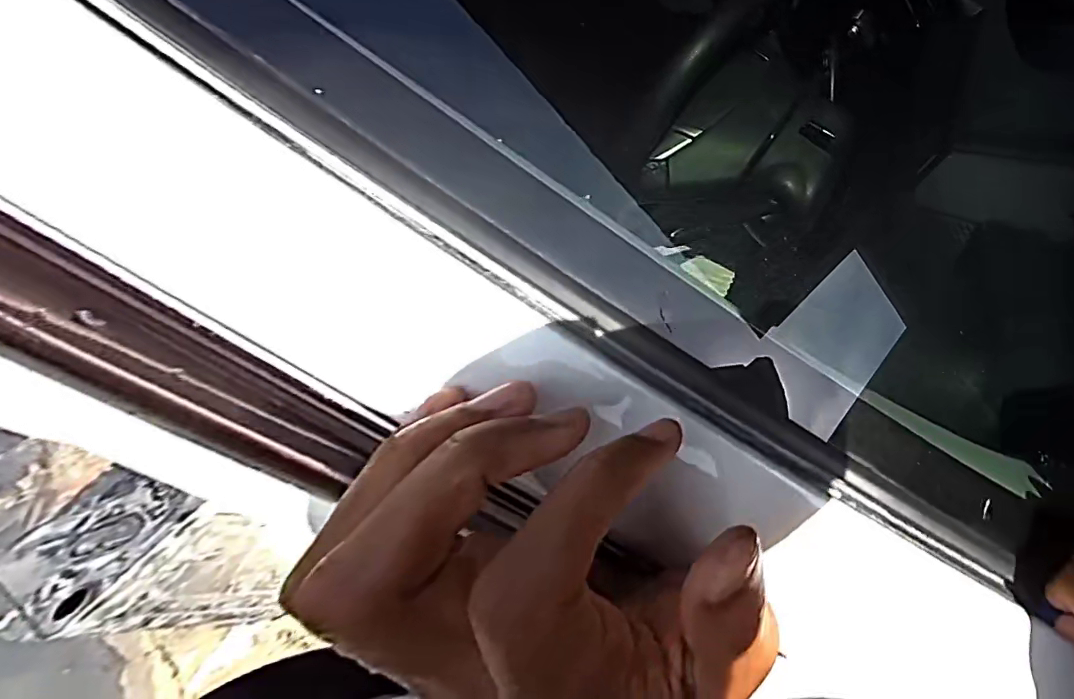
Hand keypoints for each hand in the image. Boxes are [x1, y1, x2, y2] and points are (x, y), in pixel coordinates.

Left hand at [281, 382, 778, 698]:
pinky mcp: (424, 595)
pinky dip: (404, 459)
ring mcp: (426, 633)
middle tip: (556, 420)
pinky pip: (359, 533)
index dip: (590, 490)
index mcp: (543, 676)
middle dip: (467, 465)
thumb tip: (731, 551)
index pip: (518, 589)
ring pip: (341, 559)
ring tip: (513, 402)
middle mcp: (459, 663)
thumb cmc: (661, 685)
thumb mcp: (720, 667)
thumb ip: (733, 622)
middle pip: (376, 581)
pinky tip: (460, 417)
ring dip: (424, 452)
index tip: (655, 441)